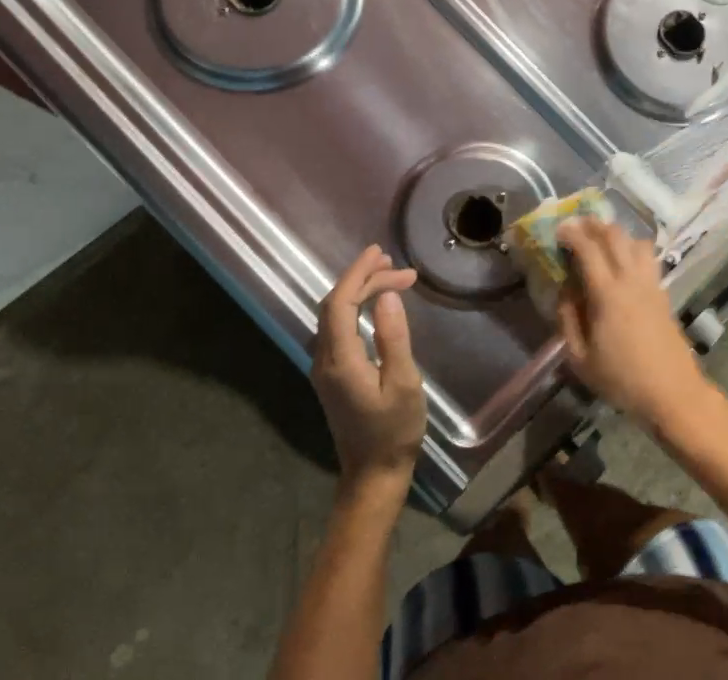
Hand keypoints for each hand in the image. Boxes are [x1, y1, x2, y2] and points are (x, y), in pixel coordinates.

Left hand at [312, 246, 425, 491]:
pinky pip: (337, 329)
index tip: (382, 254)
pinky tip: (376, 306)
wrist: (373, 473)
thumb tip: (388, 298)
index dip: (358, 274)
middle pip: (334, 305)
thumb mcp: (404, 384)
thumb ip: (394, 339)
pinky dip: (355, 308)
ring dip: (358, 292)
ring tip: (391, 278)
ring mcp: (324, 369)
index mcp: (340, 361)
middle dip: (363, 279)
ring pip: (333, 316)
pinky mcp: (331, 376)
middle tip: (400, 268)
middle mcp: (324, 360)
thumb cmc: (395, 431)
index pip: (340, 303)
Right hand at [555, 219, 710, 426]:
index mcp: (608, 294)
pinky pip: (648, 259)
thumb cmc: (621, 379)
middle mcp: (632, 281)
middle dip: (594, 225)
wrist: (672, 392)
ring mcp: (652, 285)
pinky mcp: (663, 294)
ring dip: (617, 235)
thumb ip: (568, 320)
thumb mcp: (580, 359)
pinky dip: (632, 250)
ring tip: (601, 242)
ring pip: (637, 242)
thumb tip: (564, 292)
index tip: (559, 228)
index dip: (572, 233)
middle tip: (577, 226)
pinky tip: (623, 264)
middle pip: (616, 236)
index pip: (589, 249)